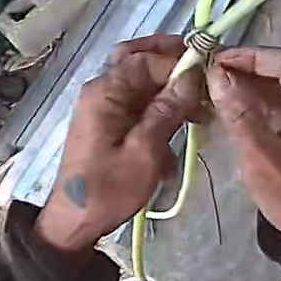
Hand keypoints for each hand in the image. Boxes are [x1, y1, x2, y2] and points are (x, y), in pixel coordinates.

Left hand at [37, 35, 207, 253]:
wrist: (75, 222)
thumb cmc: (108, 190)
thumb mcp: (144, 152)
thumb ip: (166, 112)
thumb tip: (190, 77)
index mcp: (104, 93)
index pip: (142, 59)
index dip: (176, 61)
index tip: (206, 73)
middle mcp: (101, 91)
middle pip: (136, 59)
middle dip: (170, 61)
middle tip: (202, 69)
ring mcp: (104, 106)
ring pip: (139, 80)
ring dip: (169, 87)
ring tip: (200, 106)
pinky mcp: (109, 122)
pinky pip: (137, 103)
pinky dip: (159, 108)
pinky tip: (181, 126)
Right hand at [206, 47, 280, 251]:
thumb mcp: (263, 159)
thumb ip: (239, 114)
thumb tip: (216, 75)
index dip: (250, 56)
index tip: (216, 59)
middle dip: (247, 68)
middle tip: (209, 71)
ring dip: (249, 83)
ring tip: (213, 84)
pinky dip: (257, 100)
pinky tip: (230, 101)